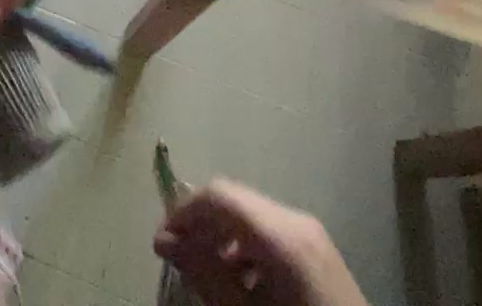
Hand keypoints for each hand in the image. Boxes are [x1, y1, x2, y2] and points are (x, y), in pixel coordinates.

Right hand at [154, 179, 370, 305]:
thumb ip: (203, 273)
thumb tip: (164, 240)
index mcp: (280, 233)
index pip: (218, 196)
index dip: (182, 213)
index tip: (162, 245)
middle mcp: (296, 221)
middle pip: (234, 202)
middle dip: (201, 226)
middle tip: (179, 261)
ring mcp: (313, 235)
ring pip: (251, 217)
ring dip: (222, 238)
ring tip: (208, 278)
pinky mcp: (319, 252)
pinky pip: (271, 234)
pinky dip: (246, 249)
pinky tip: (242, 285)